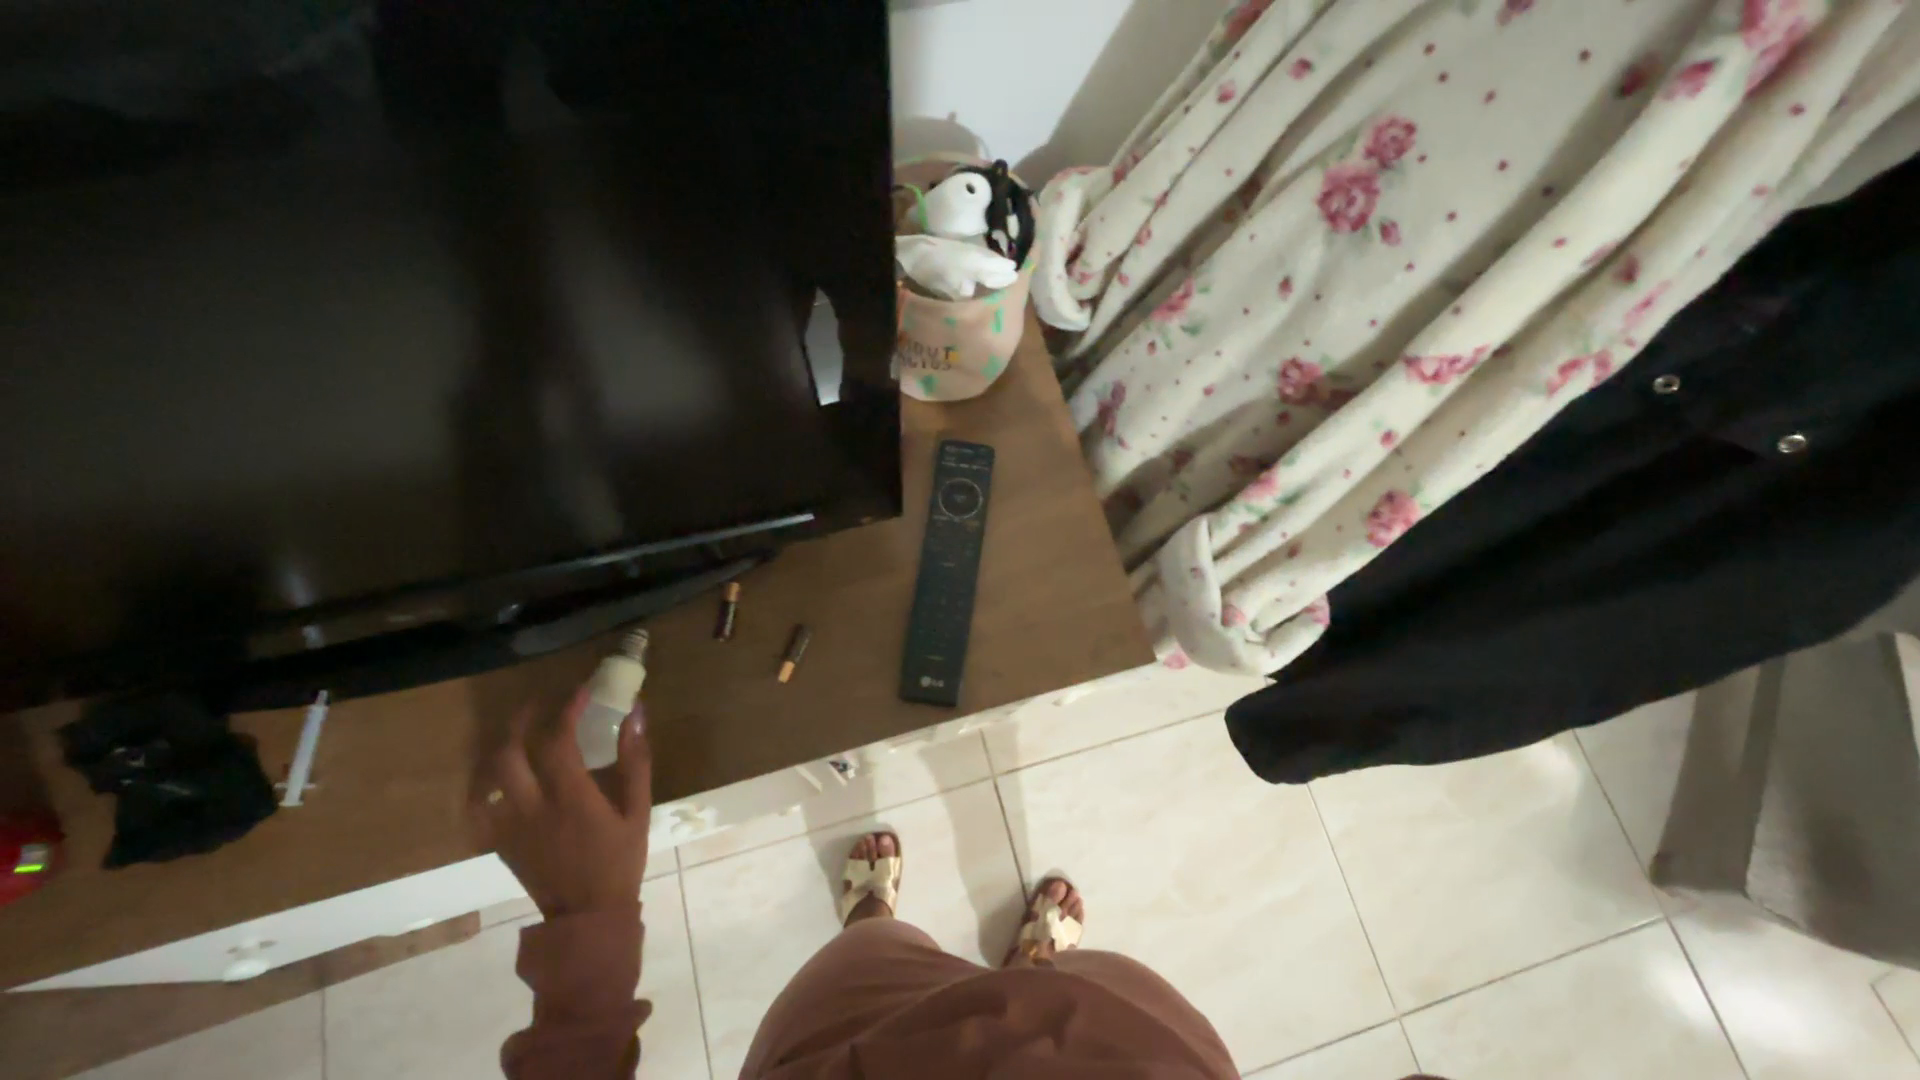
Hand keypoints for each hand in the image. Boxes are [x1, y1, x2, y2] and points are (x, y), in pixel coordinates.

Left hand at [475, 688, 651, 918]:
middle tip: (540, 704)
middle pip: (510, 751)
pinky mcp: (498, 842)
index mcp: (571, 798)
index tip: (581, 692)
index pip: (558, 740)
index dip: (567, 709)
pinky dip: (483, 785)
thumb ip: (635, 761)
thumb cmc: (620, 860)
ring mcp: (509, 826)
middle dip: (521, 719)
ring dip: (502, 746)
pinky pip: (478, 808)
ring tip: (519, 733)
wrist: (588, 915)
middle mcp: (533, 807)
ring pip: (488, 776)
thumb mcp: (638, 810)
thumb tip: (635, 714)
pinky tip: (498, 776)